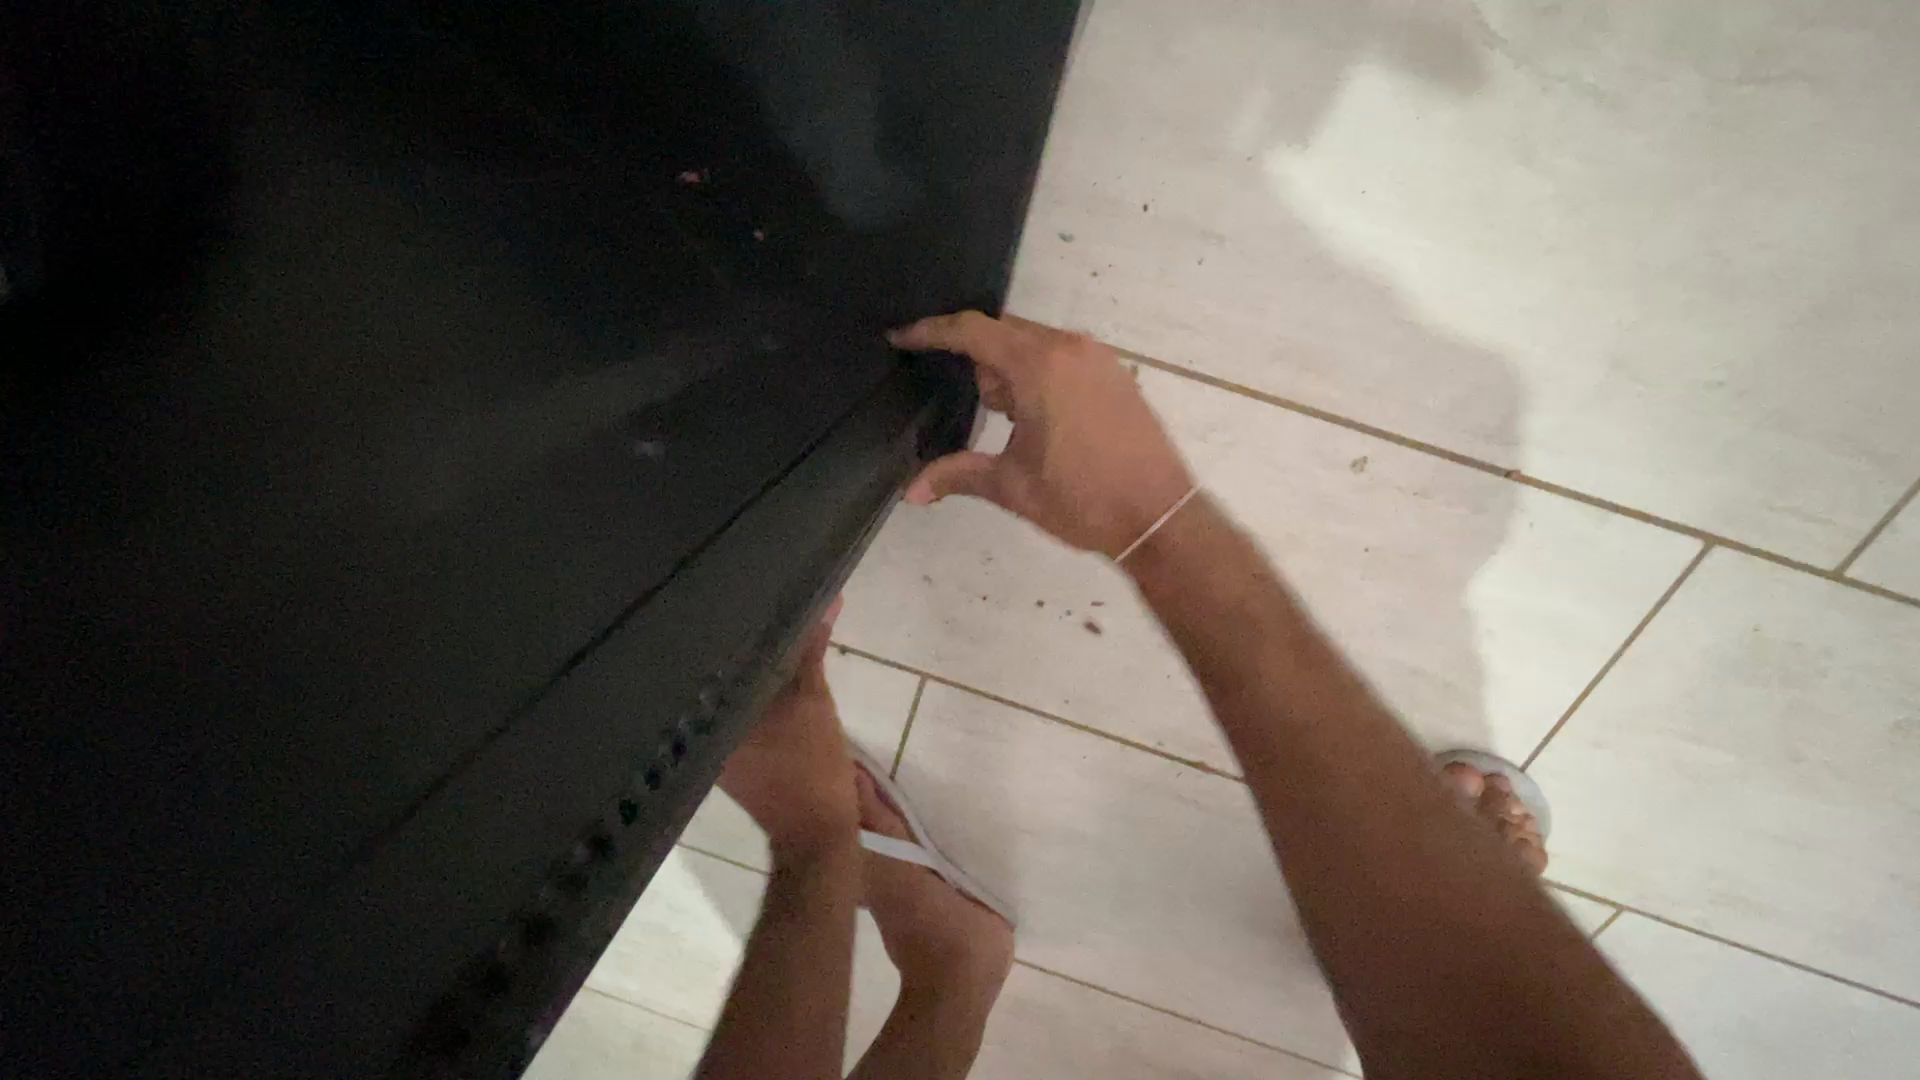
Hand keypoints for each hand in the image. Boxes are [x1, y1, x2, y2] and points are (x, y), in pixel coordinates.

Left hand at [718, 599, 858, 861]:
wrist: (821, 832)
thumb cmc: (810, 767)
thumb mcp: (814, 702)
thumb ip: (812, 651)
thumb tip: (827, 600)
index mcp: (711, 719)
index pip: (707, 662)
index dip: (719, 628)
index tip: (726, 596)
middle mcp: (705, 732)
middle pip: (720, 676)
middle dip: (740, 644)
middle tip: (750, 602)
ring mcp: (720, 748)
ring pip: (736, 693)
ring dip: (753, 666)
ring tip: (764, 624)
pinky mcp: (740, 756)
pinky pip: (747, 710)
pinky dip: (761, 690)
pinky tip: (775, 667)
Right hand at [887, 312, 1192, 556]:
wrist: (1158, 516)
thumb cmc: (1081, 500)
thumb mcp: (1012, 486)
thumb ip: (957, 476)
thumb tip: (910, 491)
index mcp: (1039, 367)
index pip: (972, 331)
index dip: (931, 331)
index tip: (901, 337)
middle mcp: (1070, 348)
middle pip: (1003, 333)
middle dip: (978, 363)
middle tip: (973, 409)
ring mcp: (1098, 358)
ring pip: (1034, 345)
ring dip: (1010, 372)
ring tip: (1010, 423)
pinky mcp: (1116, 374)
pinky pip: (1063, 357)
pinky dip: (1039, 376)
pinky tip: (1040, 420)